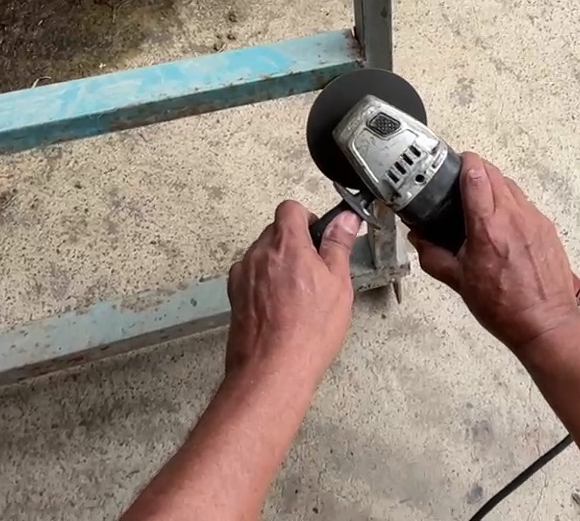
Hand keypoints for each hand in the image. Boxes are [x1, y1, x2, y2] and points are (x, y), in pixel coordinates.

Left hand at [224, 201, 362, 388]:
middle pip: (276, 231)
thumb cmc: (308, 331)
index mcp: (286, 243)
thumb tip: (345, 219)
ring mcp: (243, 274)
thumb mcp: (338, 283)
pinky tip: (280, 307)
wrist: (272, 371)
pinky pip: (252, 276)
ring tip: (298, 294)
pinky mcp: (234, 295)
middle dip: (295, 243)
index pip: (290, 208)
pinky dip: (265, 283)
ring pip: (263, 254)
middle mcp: (259, 253)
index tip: (319, 237)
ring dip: (279, 263)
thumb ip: (339, 244)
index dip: (308, 218)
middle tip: (314, 270)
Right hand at [409, 152, 579, 351]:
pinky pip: (525, 203)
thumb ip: (433, 256)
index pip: (476, 174)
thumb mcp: (459, 282)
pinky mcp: (547, 227)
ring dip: (495, 186)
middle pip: (494, 172)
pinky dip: (512, 205)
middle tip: (464, 183)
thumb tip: (418, 239)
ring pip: (511, 185)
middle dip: (477, 170)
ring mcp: (533, 219)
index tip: (456, 162)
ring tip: (483, 205)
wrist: (546, 323)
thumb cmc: (505, 307)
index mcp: (487, 226)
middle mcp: (512, 216)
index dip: (464, 161)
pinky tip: (504, 226)